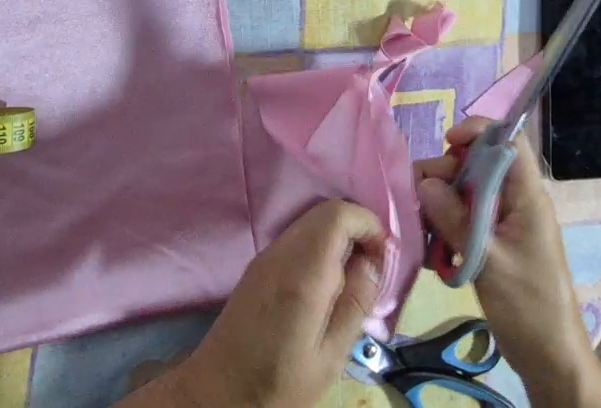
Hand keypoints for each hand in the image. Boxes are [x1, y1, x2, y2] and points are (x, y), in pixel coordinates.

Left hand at [136, 200, 383, 407]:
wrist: (217, 391)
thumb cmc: (278, 381)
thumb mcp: (330, 356)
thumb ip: (355, 304)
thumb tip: (372, 262)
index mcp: (303, 274)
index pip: (339, 215)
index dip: (368, 224)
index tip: (383, 256)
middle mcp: (282, 253)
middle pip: (326, 211)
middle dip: (357, 228)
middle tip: (373, 265)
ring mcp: (266, 256)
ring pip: (311, 221)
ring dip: (339, 236)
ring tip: (353, 275)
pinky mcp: (258, 265)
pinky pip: (297, 237)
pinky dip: (320, 244)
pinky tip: (327, 280)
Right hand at [417, 118, 600, 407]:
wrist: (552, 359)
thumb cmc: (528, 307)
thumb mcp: (488, 262)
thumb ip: (456, 219)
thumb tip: (425, 182)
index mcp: (528, 197)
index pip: (508, 142)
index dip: (479, 132)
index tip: (446, 144)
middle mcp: (518, 202)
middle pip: (479, 166)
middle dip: (446, 174)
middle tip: (418, 199)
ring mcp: (507, 223)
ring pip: (468, 193)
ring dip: (442, 204)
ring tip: (420, 228)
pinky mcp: (496, 244)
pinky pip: (467, 219)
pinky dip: (447, 227)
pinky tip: (431, 249)